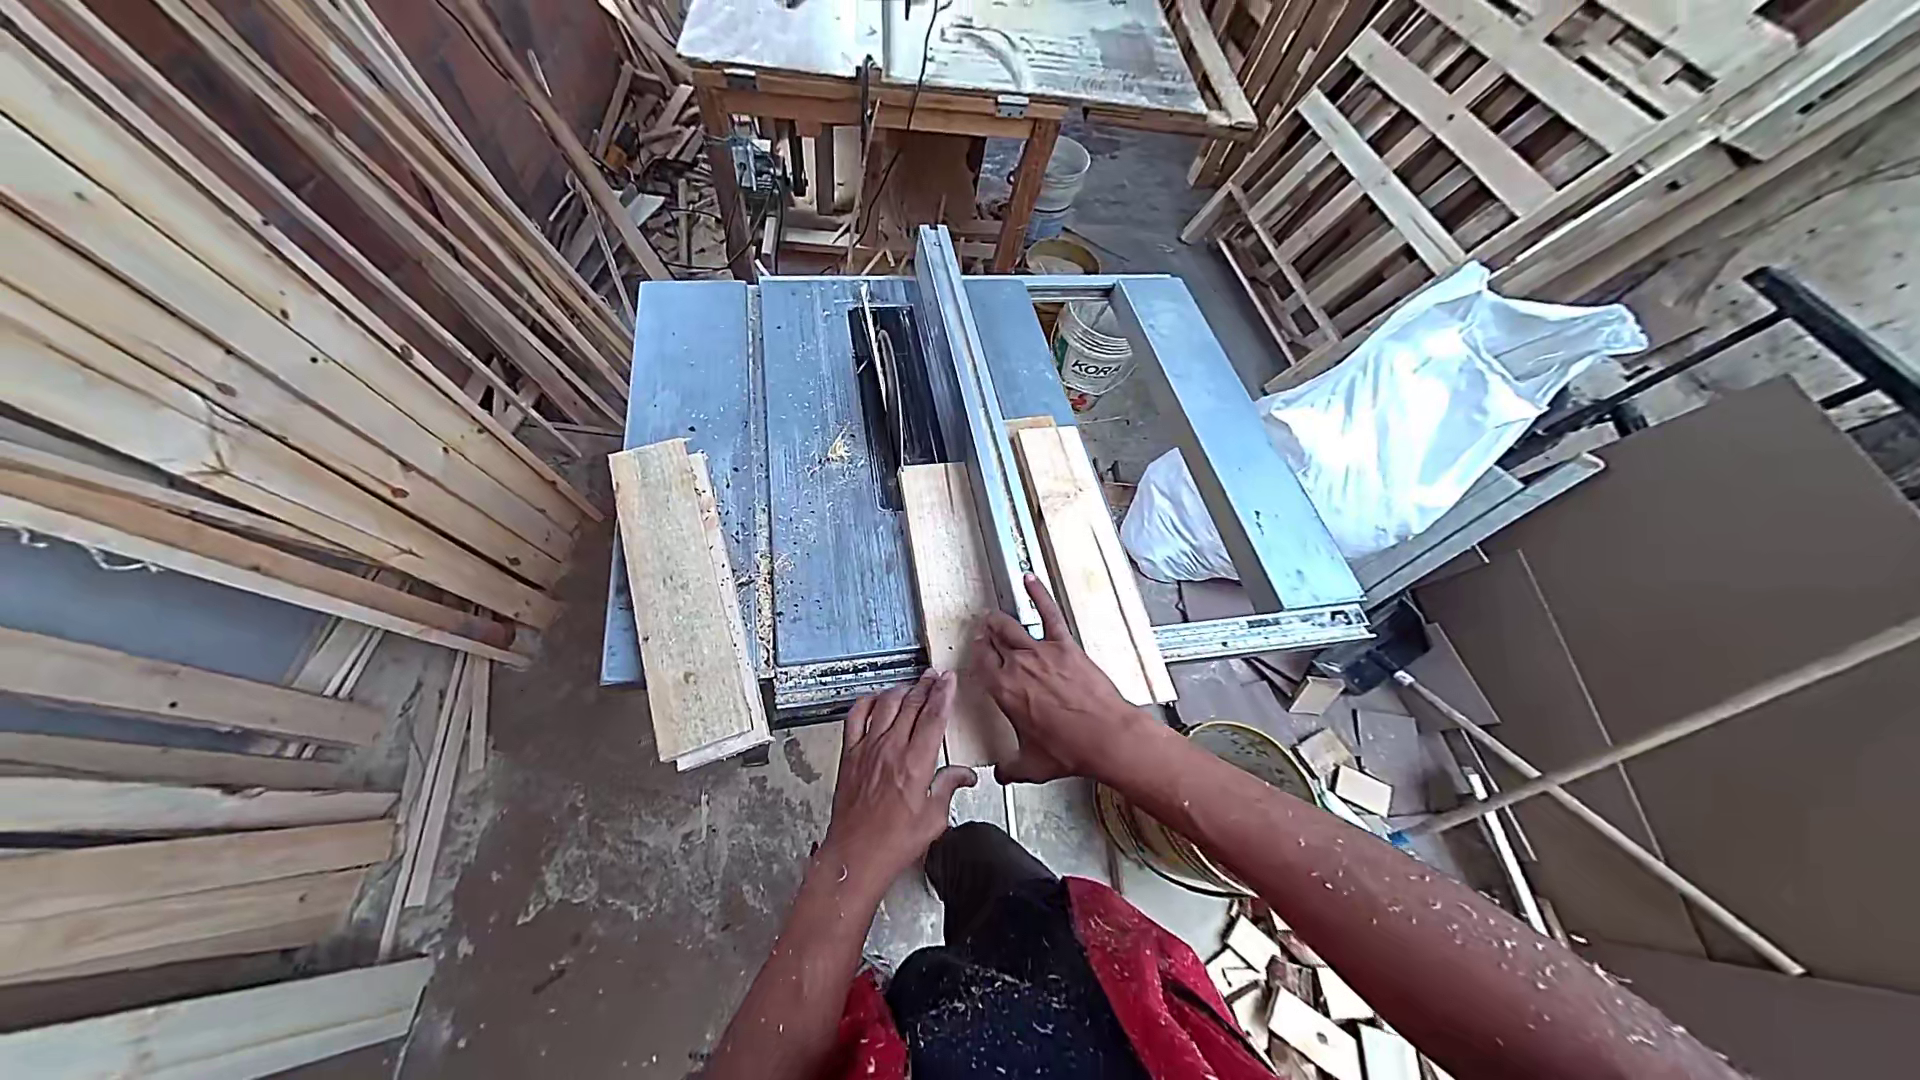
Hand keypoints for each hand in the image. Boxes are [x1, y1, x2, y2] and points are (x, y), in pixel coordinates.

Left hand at [818, 671, 976, 895]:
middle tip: (935, 676)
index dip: (944, 692)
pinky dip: (867, 702)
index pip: (934, 715)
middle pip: (912, 703)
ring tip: (912, 684)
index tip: (949, 680)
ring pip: (886, 704)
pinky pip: (855, 716)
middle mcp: (891, 750)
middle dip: (926, 685)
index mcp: (915, 764)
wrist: (856, 856)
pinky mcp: (850, 755)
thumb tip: (964, 776)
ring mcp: (867, 749)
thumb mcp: (933, 819)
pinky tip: (875, 699)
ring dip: (902, 689)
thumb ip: (948, 788)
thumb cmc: (891, 843)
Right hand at [967, 574, 1162, 784]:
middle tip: (983, 631)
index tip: (977, 651)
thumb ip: (1010, 768)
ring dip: (999, 619)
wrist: (1106, 737)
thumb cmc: (1071, 748)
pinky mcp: (1065, 645)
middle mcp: (1018, 667)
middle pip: (993, 641)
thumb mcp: (1032, 765)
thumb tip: (1002, 775)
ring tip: (993, 615)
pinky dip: (1038, 594)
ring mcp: (1041, 653)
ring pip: (1011, 626)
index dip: (978, 655)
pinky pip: (1048, 613)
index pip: (982, 664)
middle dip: (985, 635)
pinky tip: (1030, 580)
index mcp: (1005, 691)